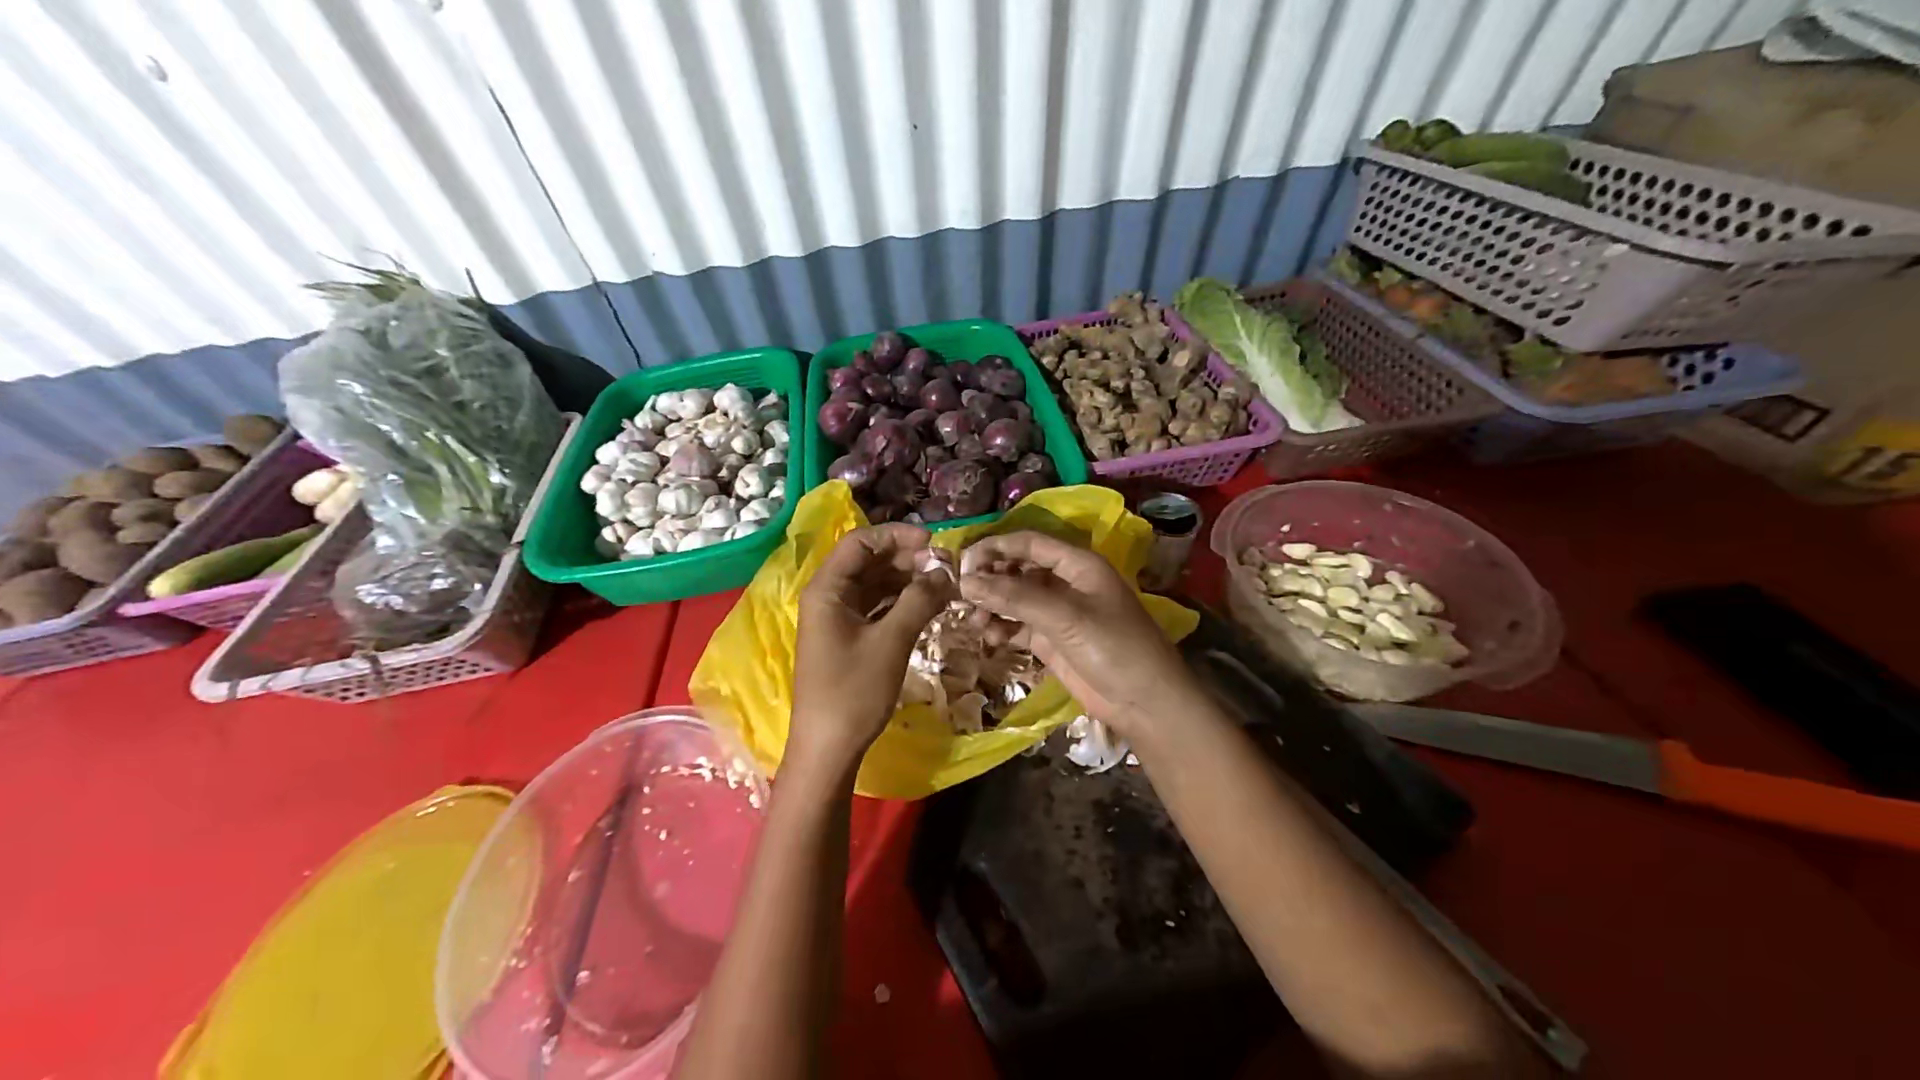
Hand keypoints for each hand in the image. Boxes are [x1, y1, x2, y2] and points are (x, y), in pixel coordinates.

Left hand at [791, 524, 956, 774]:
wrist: (828, 748)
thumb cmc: (854, 691)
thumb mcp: (891, 641)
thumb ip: (919, 600)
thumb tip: (944, 572)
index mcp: (827, 589)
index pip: (860, 542)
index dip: (897, 535)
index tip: (933, 543)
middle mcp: (828, 597)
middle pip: (868, 562)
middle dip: (907, 559)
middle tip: (945, 567)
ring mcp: (836, 619)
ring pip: (874, 585)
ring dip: (907, 581)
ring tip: (943, 586)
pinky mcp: (847, 639)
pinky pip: (875, 608)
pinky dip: (900, 603)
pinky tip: (927, 607)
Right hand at [958, 531, 1198, 739]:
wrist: (1144, 703)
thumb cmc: (1114, 648)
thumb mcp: (1065, 617)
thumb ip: (1016, 597)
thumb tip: (967, 582)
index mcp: (1078, 564)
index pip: (1028, 543)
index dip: (995, 548)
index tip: (963, 563)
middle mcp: (1065, 582)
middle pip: (1018, 569)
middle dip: (990, 578)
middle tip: (961, 595)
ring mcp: (1057, 613)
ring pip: (1014, 598)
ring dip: (992, 605)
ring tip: (973, 621)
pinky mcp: (1051, 641)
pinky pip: (1017, 625)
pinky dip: (1001, 628)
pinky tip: (988, 637)